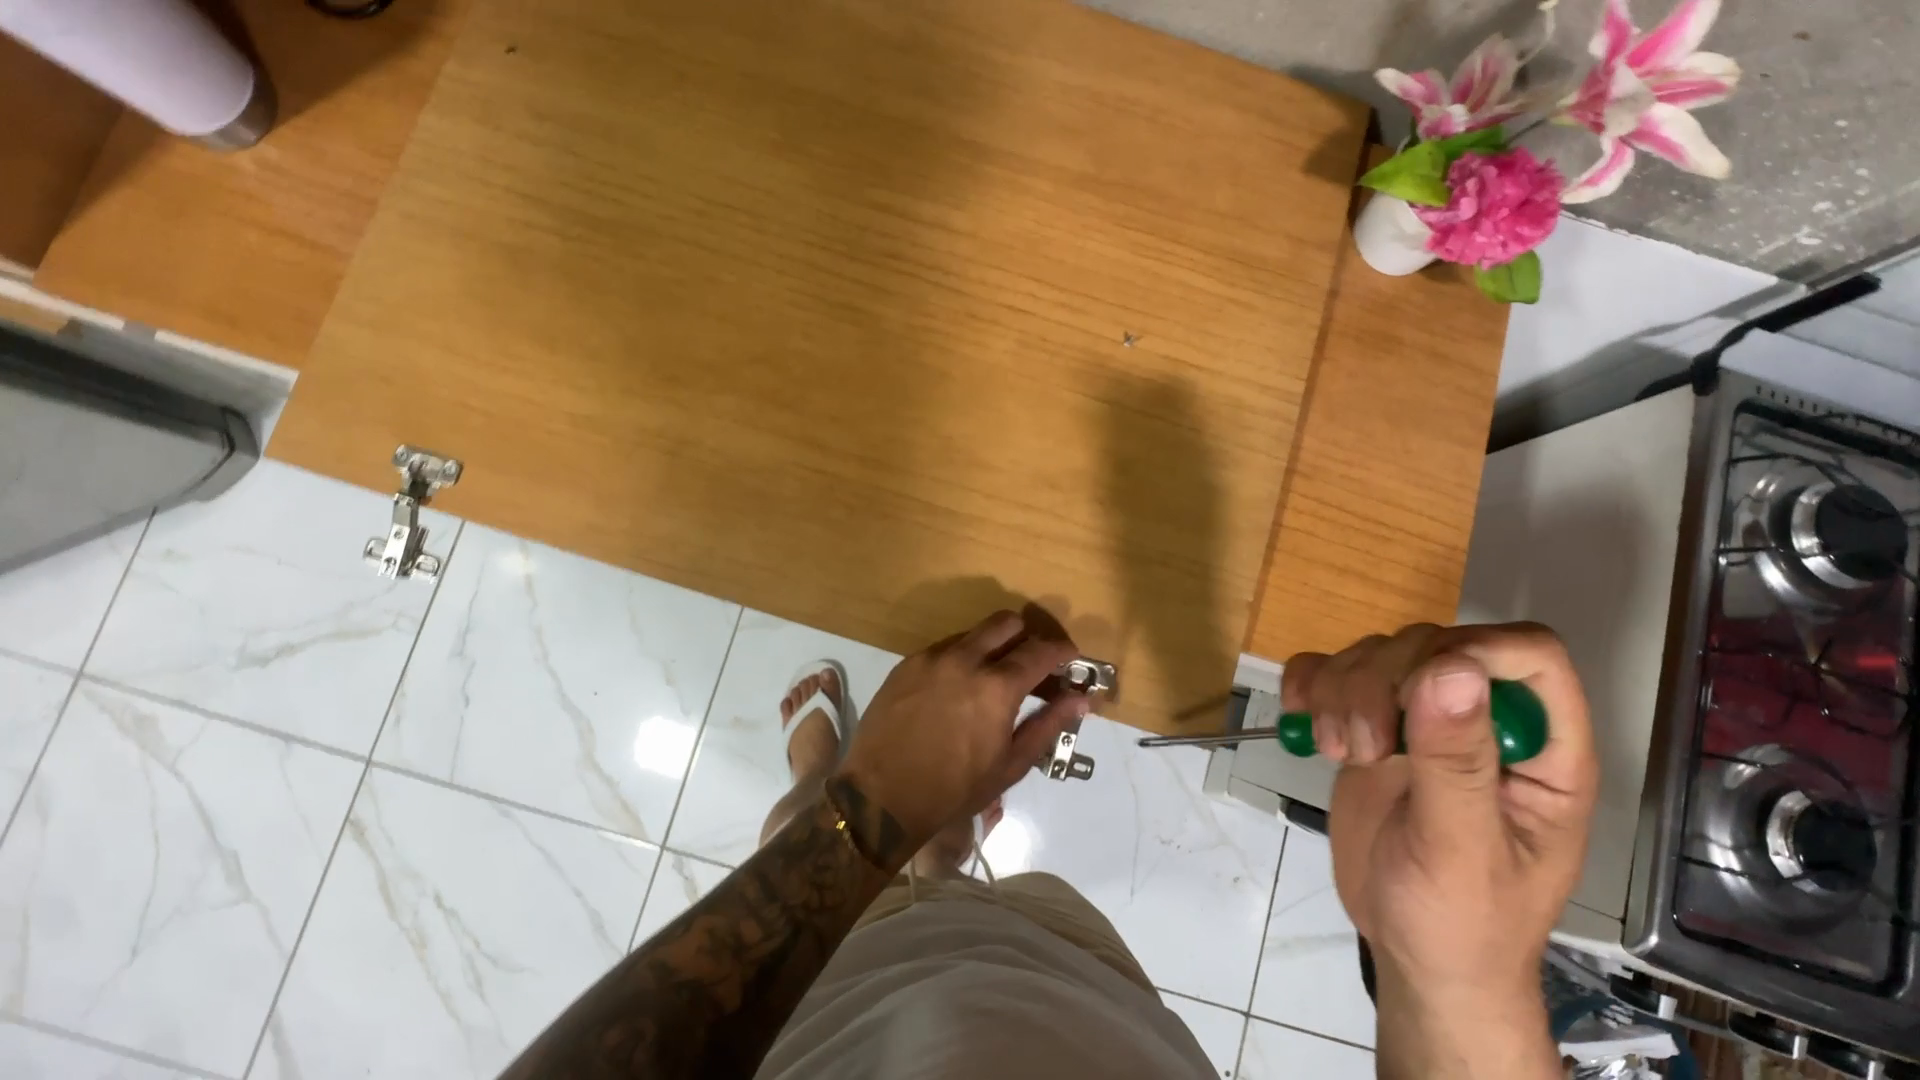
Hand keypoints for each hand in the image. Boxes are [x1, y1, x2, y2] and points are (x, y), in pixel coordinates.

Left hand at [835, 607, 1091, 849]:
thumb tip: (1081, 699)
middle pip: (1006, 622)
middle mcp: (965, 660)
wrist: (882, 796)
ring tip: (991, 679)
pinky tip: (956, 689)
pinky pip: (943, 648)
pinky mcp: (906, 664)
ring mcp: (931, 658)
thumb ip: (1048, 724)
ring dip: (991, 646)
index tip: (1069, 658)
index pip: (1040, 651)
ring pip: (973, 633)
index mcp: (997, 686)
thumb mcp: (1010, 764)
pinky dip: (960, 659)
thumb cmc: (954, 789)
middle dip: (1025, 637)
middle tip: (1030, 664)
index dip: (1061, 651)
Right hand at [1284, 623, 1596, 1075]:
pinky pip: (1333, 672)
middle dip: (1382, 684)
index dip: (1472, 653)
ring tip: (1338, 753)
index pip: (1527, 655)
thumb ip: (1456, 763)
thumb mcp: (1462, 852)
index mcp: (1541, 750)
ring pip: (1378, 652)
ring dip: (1342, 691)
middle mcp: (1484, 722)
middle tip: (1362, 750)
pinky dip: (1309, 684)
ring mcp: (1422, 722)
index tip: (1412, 696)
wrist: (1413, 954)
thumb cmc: (1461, 922)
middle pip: (1433, 645)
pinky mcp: (1369, 727)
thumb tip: (1450, 670)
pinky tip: (1305, 725)